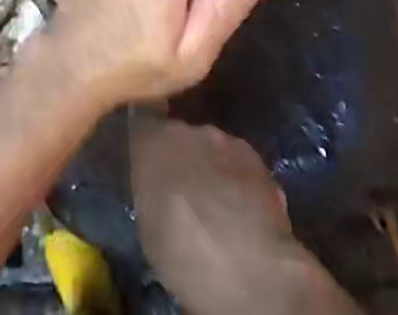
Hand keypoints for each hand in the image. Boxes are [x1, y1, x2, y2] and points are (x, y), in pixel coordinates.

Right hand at [132, 116, 359, 314]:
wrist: (245, 266)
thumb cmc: (181, 254)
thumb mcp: (148, 227)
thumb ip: (150, 194)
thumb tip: (157, 192)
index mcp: (151, 144)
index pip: (141, 132)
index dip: (147, 151)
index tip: (149, 172)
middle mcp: (186, 131)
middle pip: (180, 138)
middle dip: (182, 159)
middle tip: (184, 192)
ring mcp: (224, 140)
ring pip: (212, 148)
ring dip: (212, 167)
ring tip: (218, 203)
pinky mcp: (256, 158)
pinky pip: (239, 163)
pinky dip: (238, 180)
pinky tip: (243, 210)